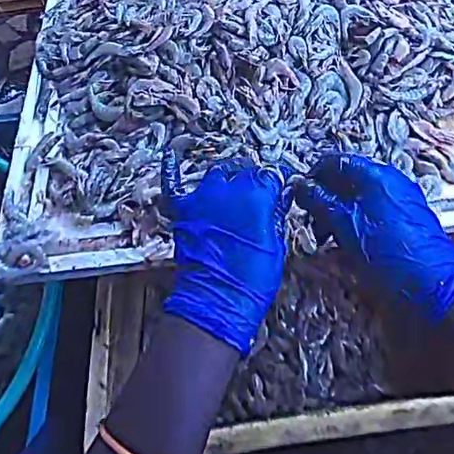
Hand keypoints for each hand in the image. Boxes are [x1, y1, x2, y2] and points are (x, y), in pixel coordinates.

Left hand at [163, 159, 291, 355]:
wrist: (216, 299)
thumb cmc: (252, 280)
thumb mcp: (276, 246)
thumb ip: (276, 214)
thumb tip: (281, 195)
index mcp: (256, 196)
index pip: (270, 174)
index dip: (278, 178)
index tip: (283, 183)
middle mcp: (228, 189)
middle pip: (244, 171)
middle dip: (254, 178)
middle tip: (260, 191)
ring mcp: (203, 197)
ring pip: (216, 174)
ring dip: (226, 178)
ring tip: (232, 187)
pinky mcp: (184, 209)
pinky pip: (174, 182)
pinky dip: (172, 167)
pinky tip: (171, 153)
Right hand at [297, 153, 453, 321]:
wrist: (436, 288)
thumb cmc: (388, 252)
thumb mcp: (344, 224)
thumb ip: (319, 201)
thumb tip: (299, 186)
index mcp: (374, 174)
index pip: (333, 161)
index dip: (313, 177)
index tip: (301, 196)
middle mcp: (390, 180)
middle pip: (346, 179)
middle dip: (325, 199)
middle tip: (313, 222)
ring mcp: (402, 200)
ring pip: (359, 198)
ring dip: (339, 214)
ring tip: (330, 239)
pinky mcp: (408, 220)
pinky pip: (374, 212)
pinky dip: (358, 222)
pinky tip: (351, 245)